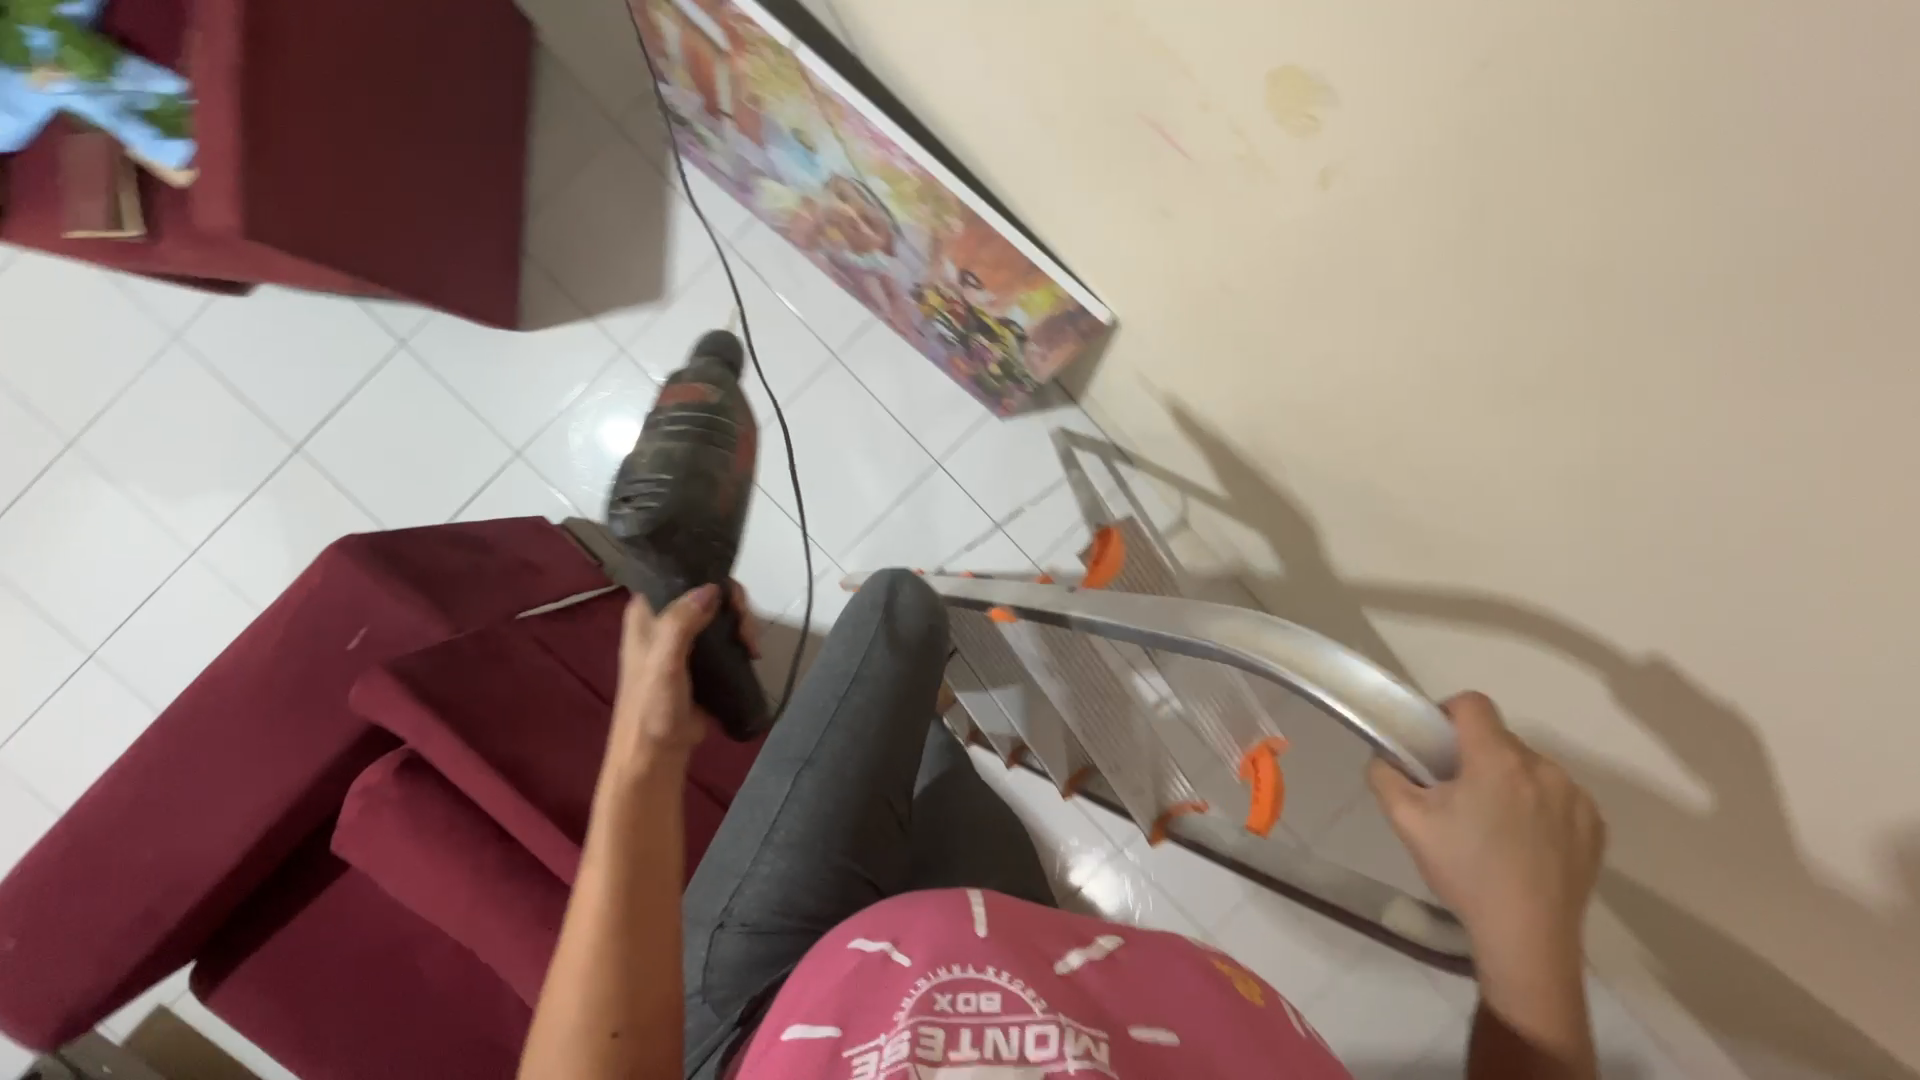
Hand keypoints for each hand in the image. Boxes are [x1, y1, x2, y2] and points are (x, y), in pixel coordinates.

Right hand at [1367, 692, 1605, 978]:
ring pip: (1530, 768)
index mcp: (1497, 760)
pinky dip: (1537, 805)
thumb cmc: (1464, 871)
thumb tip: (1387, 755)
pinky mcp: (1595, 826)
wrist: (1527, 936)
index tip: (1433, 744)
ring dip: (1507, 780)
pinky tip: (1522, 842)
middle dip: (1474, 756)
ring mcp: (1576, 797)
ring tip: (1491, 824)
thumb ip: (1385, 775)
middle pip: (1500, 739)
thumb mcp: (1405, 821)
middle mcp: (1543, 768)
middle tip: (1453, 795)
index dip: (1446, 713)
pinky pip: (1558, 796)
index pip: (1473, 704)